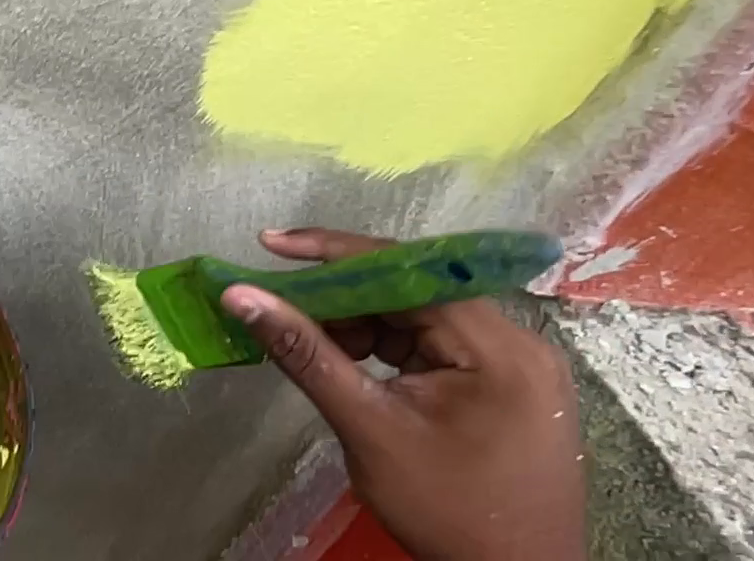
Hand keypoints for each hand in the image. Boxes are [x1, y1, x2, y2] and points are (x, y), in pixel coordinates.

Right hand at [220, 228, 586, 560]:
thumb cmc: (447, 509)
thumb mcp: (366, 425)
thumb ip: (303, 351)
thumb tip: (238, 294)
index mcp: (497, 348)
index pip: (406, 270)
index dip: (332, 251)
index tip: (269, 244)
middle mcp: (515, 342)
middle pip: (410, 288)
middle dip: (339, 292)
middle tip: (280, 299)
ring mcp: (511, 363)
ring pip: (414, 311)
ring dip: (357, 318)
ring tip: (310, 338)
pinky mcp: (499, 382)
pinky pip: (426, 338)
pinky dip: (380, 341)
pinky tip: (348, 360)